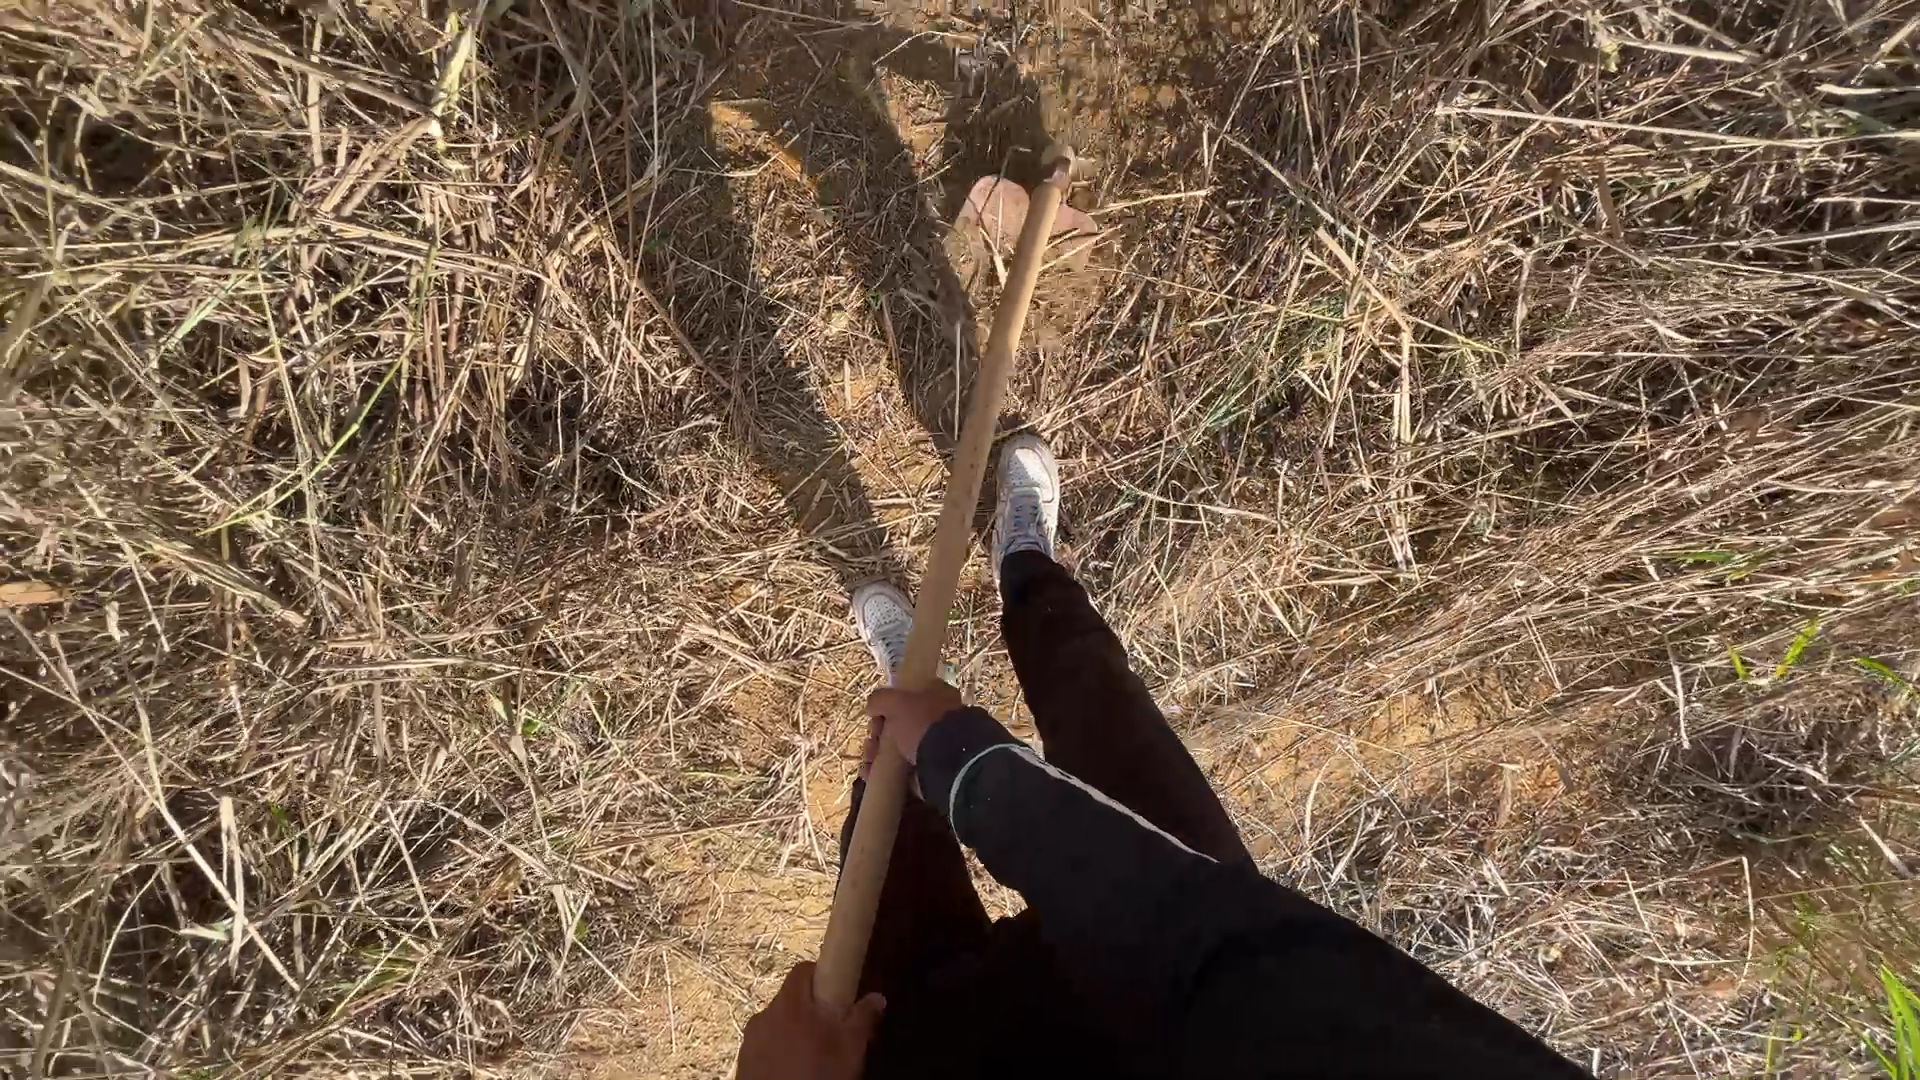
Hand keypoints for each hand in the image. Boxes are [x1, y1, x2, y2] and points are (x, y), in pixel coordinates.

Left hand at [735, 962, 885, 1079]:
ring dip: (794, 1034)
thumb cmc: (817, 1075)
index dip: (822, 977)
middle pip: (790, 999)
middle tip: (831, 1032)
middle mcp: (764, 1015)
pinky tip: (795, 1074)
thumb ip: (863, 1018)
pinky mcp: (743, 1066)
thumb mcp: (849, 1049)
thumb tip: (877, 997)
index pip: (803, 970)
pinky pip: (765, 1049)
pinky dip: (779, 1054)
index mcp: (789, 1003)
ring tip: (813, 1059)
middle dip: (810, 1011)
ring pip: (778, 1025)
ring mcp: (749, 1042)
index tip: (837, 996)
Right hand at [864, 682, 961, 765]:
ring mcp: (935, 744)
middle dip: (879, 732)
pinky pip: (901, 767)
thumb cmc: (923, 723)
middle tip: (872, 738)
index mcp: (938, 694)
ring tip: (869, 759)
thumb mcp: (897, 702)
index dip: (887, 704)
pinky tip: (870, 772)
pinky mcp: (929, 768)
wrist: (947, 761)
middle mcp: (938, 718)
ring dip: (878, 751)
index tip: (875, 714)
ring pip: (898, 746)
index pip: (907, 695)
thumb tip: (873, 706)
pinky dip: (884, 769)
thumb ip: (881, 699)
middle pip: (900, 722)